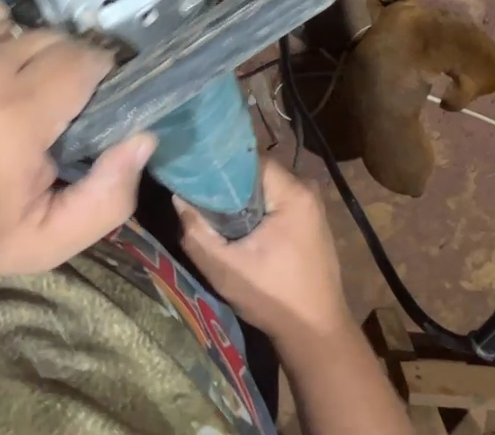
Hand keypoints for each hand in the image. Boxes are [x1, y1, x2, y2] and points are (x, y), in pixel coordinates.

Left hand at [0, 0, 155, 284]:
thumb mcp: (41, 242)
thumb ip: (107, 198)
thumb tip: (143, 137)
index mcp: (19, 118)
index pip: (89, 61)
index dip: (100, 79)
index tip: (91, 107)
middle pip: (60, 40)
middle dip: (70, 69)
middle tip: (53, 108)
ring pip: (27, 27)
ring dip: (34, 55)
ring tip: (16, 92)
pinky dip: (0, 35)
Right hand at [175, 157, 349, 341]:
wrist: (316, 334)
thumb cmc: (273, 299)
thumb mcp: (225, 269)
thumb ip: (197, 232)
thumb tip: (178, 197)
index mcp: (292, 192)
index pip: (248, 159)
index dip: (219, 165)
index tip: (193, 174)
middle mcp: (306, 189)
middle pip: (256, 171)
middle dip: (228, 183)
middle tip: (197, 193)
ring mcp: (311, 205)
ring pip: (265, 187)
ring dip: (241, 197)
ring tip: (212, 208)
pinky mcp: (310, 220)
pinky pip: (276, 200)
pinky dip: (256, 208)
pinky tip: (237, 223)